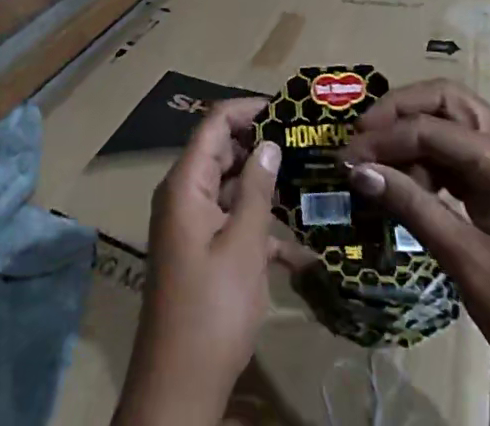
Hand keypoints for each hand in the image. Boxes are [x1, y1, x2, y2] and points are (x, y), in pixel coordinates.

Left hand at [113, 97, 311, 425]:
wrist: (180, 380)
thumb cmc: (213, 306)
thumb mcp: (242, 244)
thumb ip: (255, 189)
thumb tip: (269, 144)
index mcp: (185, 184)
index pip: (213, 124)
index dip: (247, 110)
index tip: (288, 109)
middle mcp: (183, 195)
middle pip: (220, 152)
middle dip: (260, 144)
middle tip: (307, 142)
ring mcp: (191, 223)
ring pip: (228, 187)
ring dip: (263, 186)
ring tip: (309, 180)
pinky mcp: (201, 250)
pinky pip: (230, 221)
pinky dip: (258, 225)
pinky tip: (298, 247)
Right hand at [342, 81, 489, 425]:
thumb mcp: (472, 265)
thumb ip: (414, 208)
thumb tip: (357, 169)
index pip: (433, 128)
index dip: (382, 139)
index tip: (342, 159)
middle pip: (449, 102)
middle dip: (399, 114)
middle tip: (361, 144)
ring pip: (457, 125)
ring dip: (415, 137)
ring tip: (380, 172)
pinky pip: (468, 157)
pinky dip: (434, 162)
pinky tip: (411, 188)